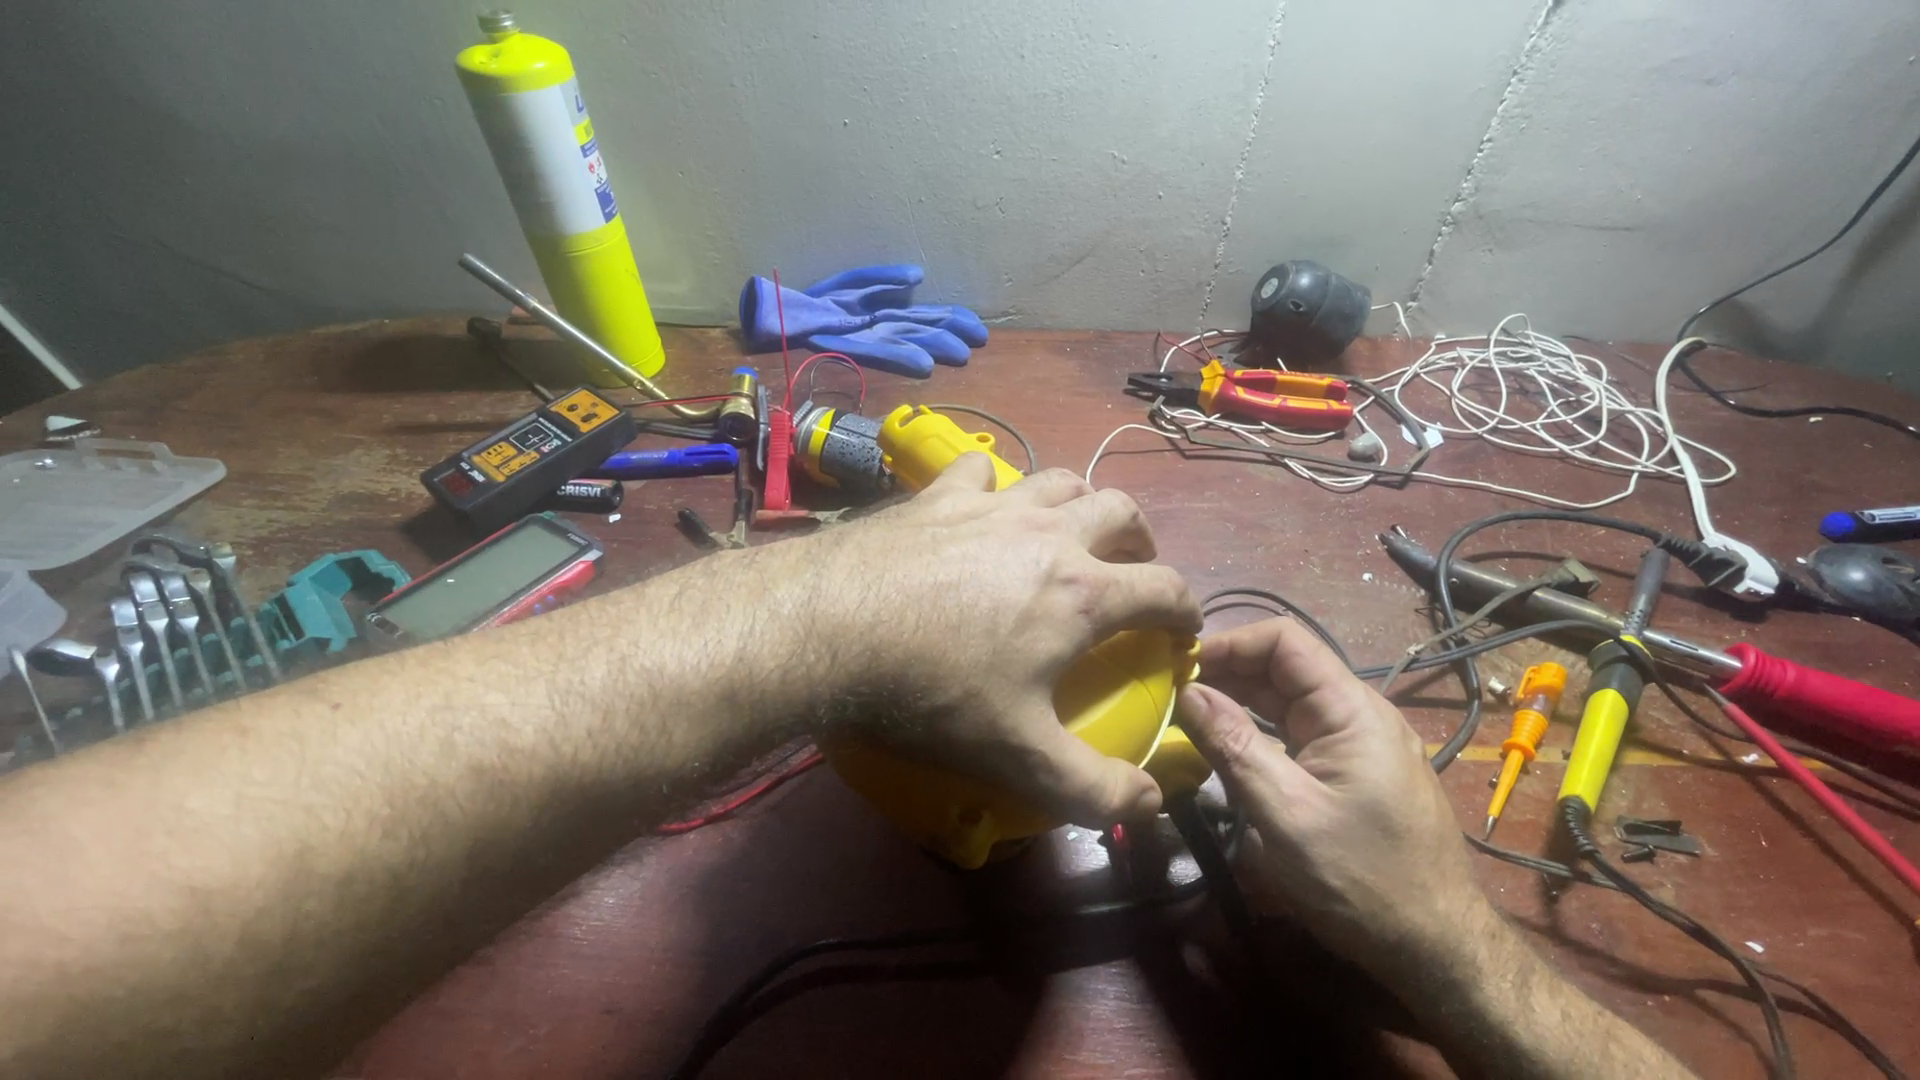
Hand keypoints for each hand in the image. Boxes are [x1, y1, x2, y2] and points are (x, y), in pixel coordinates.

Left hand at [788, 454, 1200, 826]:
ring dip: (1080, 504)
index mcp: (1082, 592)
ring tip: (1072, 532)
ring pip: (1059, 480)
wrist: (830, 631)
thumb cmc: (934, 693)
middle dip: (1141, 541)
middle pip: (1121, 511)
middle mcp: (1048, 534)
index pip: (1165, 588)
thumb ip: (1094, 790)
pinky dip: (995, 485)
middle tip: (1132, 570)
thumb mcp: (1020, 758)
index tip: (1181, 631)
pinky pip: (980, 473)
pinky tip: (984, 505)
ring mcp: (991, 507)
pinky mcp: (937, 496)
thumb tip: (1152, 804)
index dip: (1186, 610)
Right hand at [1176, 618, 1491, 981]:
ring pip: (1286, 700)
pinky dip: (1255, 730)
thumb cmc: (1361, 879)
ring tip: (1185, 716)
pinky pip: (1296, 731)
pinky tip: (1222, 746)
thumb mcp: (1285, 812)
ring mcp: (1357, 742)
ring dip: (1236, 700)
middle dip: (1224, 672)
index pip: (1283, 640)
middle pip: (1282, 667)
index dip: (1228, 642)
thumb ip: (1233, 745)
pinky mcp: (1351, 769)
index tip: (1179, 666)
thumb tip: (1187, 691)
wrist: (1436, 949)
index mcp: (1351, 709)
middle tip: (1170, 694)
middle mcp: (1357, 712)